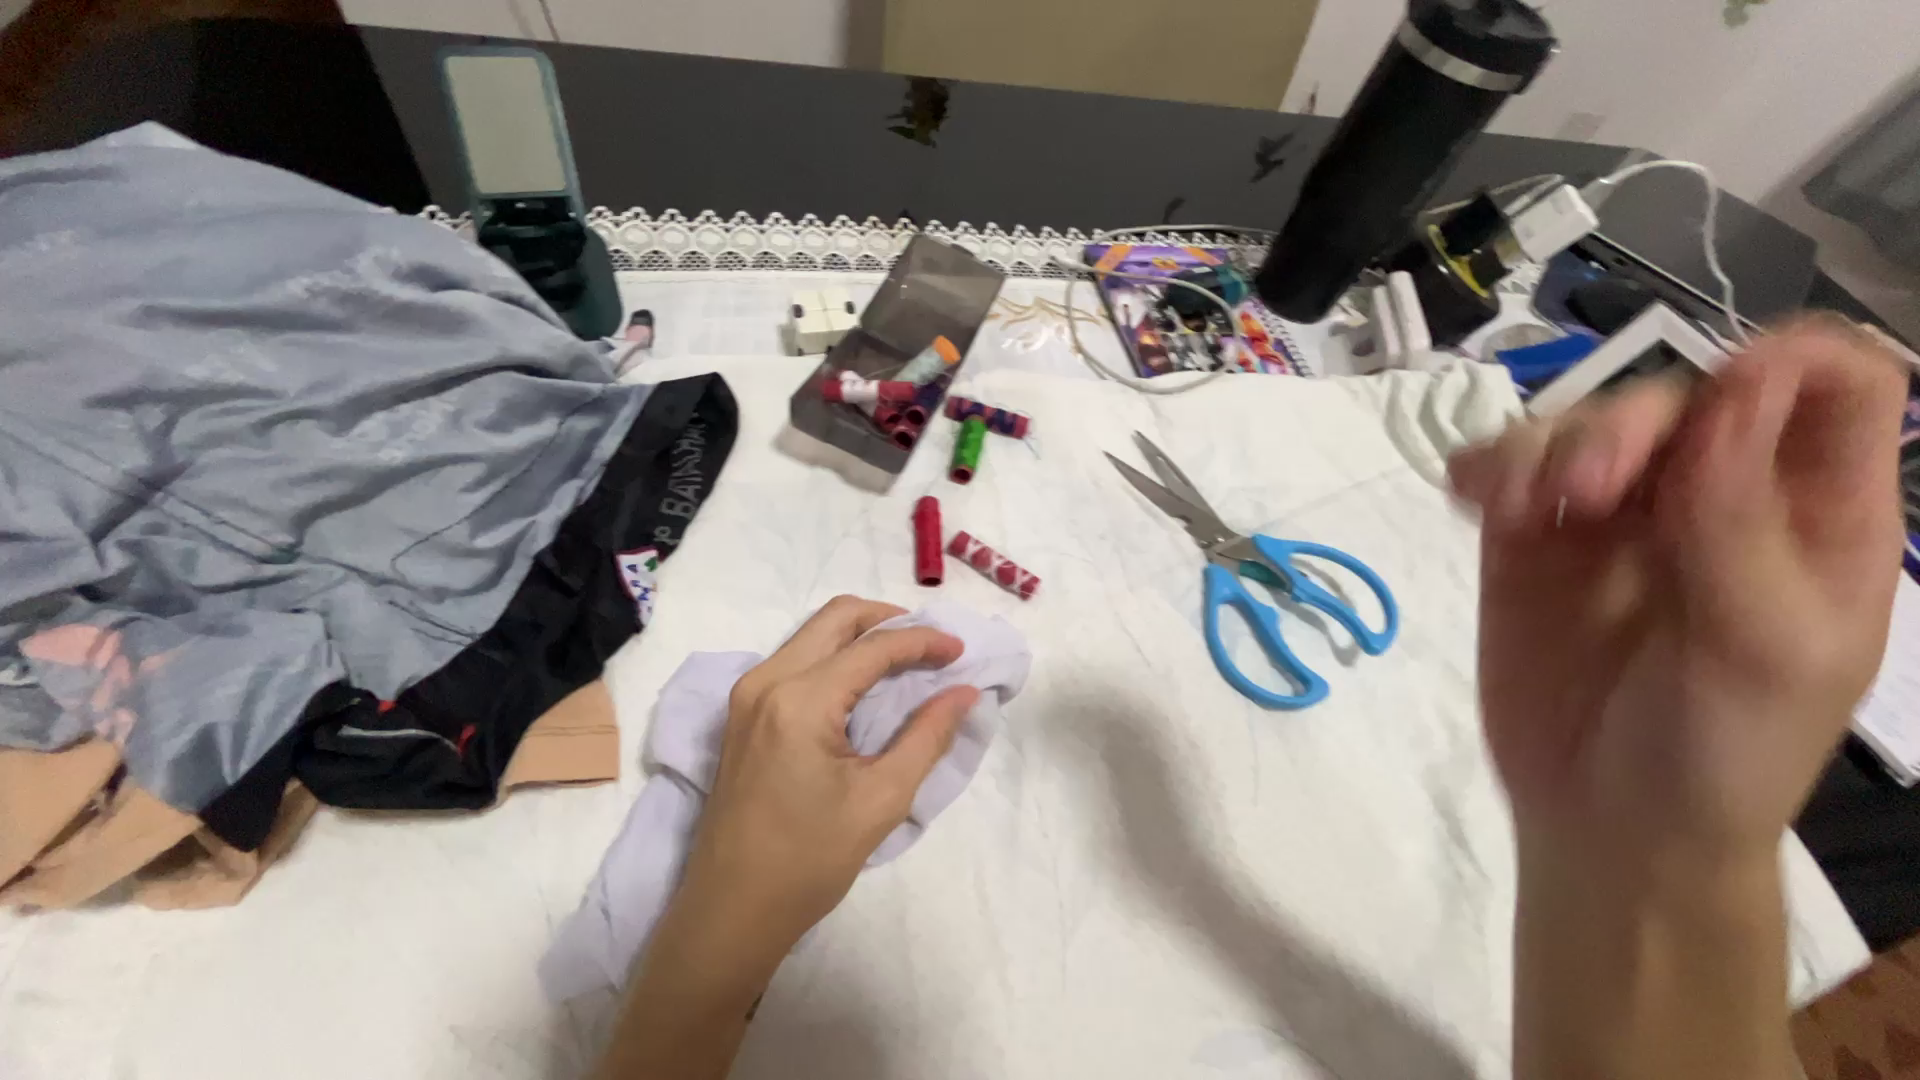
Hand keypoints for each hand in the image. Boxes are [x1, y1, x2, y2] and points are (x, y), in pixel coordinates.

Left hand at [598, 598, 979, 1079]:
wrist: (730, 912)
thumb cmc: (808, 863)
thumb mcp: (881, 800)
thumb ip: (927, 736)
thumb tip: (965, 691)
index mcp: (799, 700)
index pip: (872, 647)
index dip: (923, 641)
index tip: (961, 650)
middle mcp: (767, 680)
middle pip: (836, 617)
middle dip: (889, 620)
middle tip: (932, 645)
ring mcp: (748, 694)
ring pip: (813, 633)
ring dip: (861, 634)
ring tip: (907, 660)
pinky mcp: (743, 712)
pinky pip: (796, 657)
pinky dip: (836, 655)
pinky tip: (865, 683)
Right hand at [1448, 317, 1906, 867]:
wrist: (1603, 819)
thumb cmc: (1717, 749)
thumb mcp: (1762, 644)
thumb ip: (1741, 517)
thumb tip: (1735, 383)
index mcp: (1808, 516)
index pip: (1828, 389)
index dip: (1782, 363)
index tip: (1714, 394)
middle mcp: (1707, 500)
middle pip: (1675, 400)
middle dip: (1621, 428)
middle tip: (1579, 494)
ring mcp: (1605, 522)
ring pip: (1575, 428)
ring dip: (1538, 450)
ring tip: (1512, 511)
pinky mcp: (1524, 546)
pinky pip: (1502, 477)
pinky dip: (1482, 470)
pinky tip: (1468, 496)